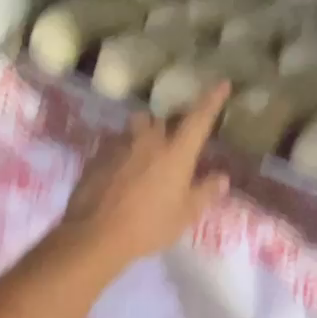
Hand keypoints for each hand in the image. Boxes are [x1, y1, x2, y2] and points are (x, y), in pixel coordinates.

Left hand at [62, 83, 230, 267]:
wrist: (94, 234)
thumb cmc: (148, 226)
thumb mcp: (185, 215)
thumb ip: (205, 192)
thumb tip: (222, 177)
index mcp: (176, 152)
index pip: (199, 118)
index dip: (212, 99)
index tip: (222, 83)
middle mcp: (148, 139)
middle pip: (162, 119)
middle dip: (170, 125)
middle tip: (174, 143)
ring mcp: (119, 144)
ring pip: (136, 128)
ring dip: (144, 136)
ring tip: (145, 158)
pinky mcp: (97, 155)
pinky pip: (116, 144)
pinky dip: (123, 152)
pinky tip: (121, 173)